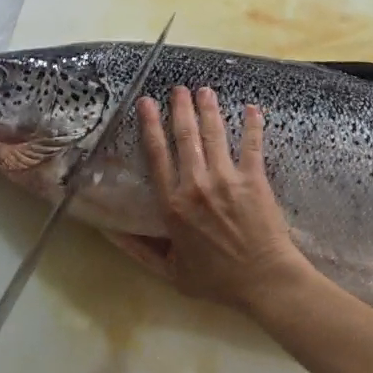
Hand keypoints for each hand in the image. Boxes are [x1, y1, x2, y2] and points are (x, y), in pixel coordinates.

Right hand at [137, 86, 310, 310]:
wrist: (265, 284)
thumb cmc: (217, 281)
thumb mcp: (170, 272)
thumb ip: (139, 251)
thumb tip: (108, 234)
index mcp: (173, 205)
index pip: (156, 156)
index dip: (149, 126)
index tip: (145, 103)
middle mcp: (196, 185)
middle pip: (185, 137)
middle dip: (180, 108)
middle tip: (177, 88)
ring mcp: (226, 180)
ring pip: (213, 134)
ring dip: (208, 109)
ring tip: (205, 90)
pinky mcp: (254, 180)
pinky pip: (252, 145)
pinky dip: (252, 125)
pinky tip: (252, 108)